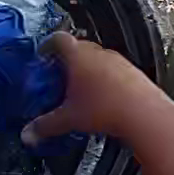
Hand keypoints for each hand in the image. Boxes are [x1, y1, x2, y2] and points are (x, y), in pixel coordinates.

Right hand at [21, 33, 167, 144]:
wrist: (144, 114)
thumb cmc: (105, 109)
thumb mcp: (68, 119)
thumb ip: (45, 126)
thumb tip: (28, 135)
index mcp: (77, 56)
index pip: (58, 39)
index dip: (48, 45)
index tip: (43, 55)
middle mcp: (98, 52)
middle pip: (77, 47)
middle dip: (67, 61)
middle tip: (59, 77)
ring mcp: (117, 60)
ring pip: (97, 58)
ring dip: (88, 69)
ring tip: (81, 90)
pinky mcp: (133, 71)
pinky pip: (114, 69)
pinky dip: (105, 79)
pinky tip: (104, 98)